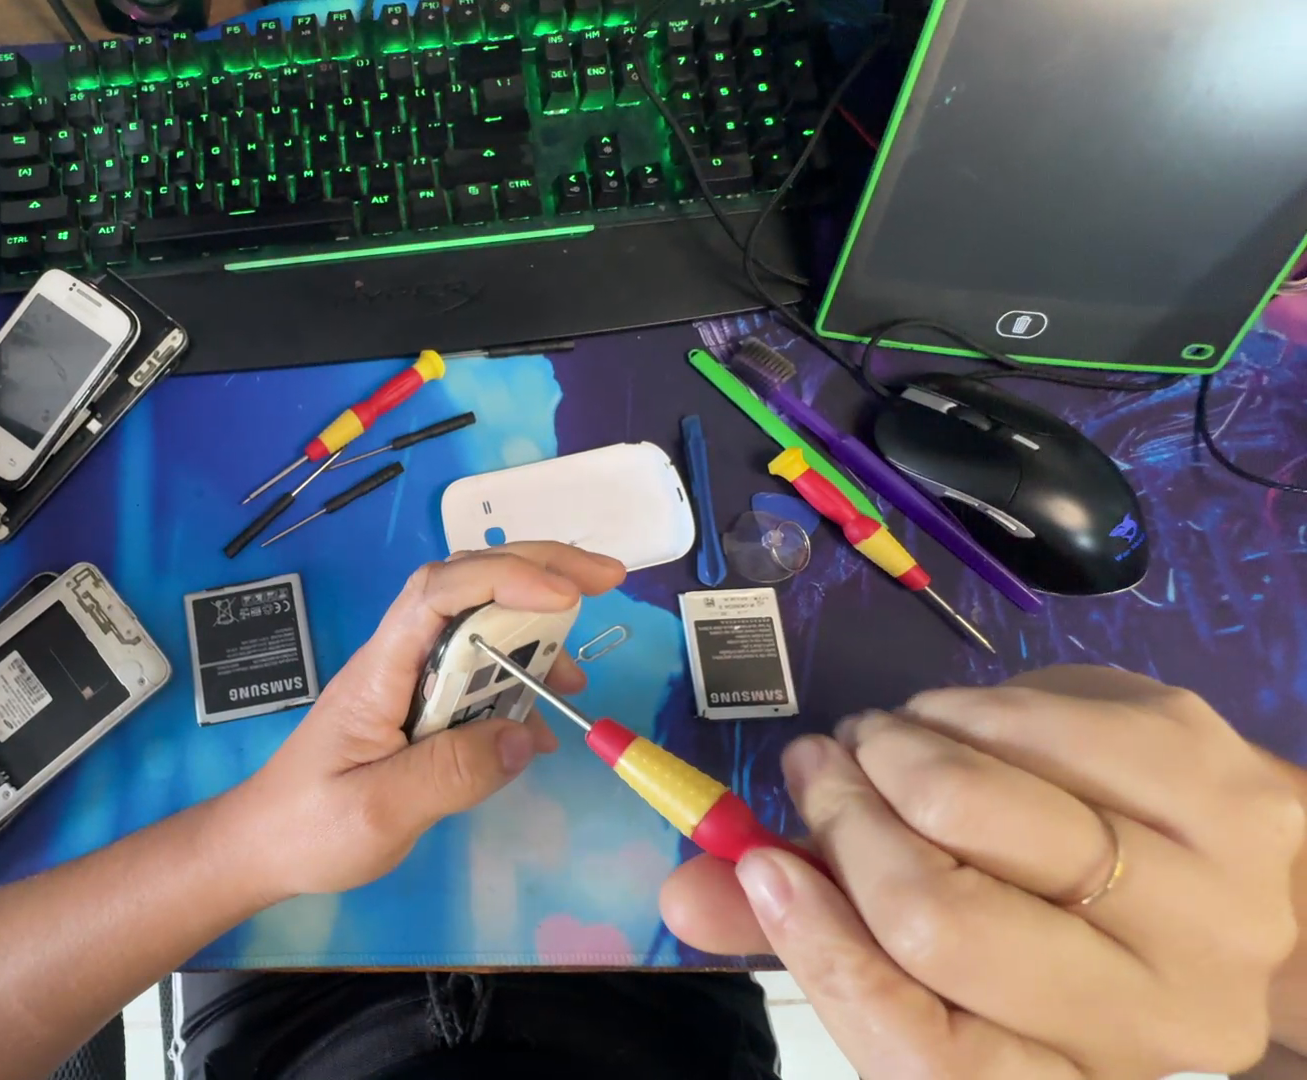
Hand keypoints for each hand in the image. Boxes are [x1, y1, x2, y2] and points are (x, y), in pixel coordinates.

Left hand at [223, 542, 625, 899]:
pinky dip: (517, 687)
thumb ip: (449, 775)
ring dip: (532, 634)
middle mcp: (398, 657)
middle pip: (464, 586)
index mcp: (381, 667)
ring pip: (477, 627)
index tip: (565, 594)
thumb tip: (524, 735)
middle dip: (536, 569)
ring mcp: (409, 679)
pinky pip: (476, 677)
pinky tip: (540, 724)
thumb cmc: (310, 826)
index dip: (502, 577)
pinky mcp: (419, 706)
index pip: (438, 592)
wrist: (267, 844)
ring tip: (577, 677)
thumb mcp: (378, 811)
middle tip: (604, 578)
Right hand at [659, 666, 1302, 1078]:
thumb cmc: (1019, 898)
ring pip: (965, 802)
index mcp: (1064, 1066)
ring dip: (885, 747)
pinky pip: (1019, 722)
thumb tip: (676, 895)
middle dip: (838, 813)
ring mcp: (1212, 904)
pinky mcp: (1225, 787)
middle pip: (933, 916)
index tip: (760, 867)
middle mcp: (1161, 1018)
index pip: (933, 1061)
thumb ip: (784, 914)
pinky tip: (956, 724)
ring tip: (881, 744)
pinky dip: (948, 707)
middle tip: (813, 768)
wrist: (1191, 852)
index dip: (826, 959)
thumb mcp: (900, 922)